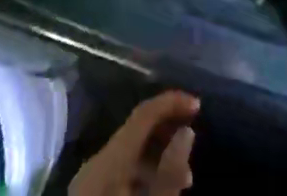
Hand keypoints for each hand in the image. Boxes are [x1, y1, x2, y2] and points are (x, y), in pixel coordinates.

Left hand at [70, 91, 198, 195]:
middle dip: (169, 131)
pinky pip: (121, 169)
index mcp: (106, 160)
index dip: (172, 101)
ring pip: (130, 152)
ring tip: (183, 175)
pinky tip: (159, 184)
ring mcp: (88, 179)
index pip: (143, 113)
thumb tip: (187, 131)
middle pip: (137, 131)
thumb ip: (169, 170)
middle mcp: (94, 162)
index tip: (198, 104)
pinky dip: (144, 170)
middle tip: (193, 140)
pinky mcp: (89, 193)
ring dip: (159, 155)